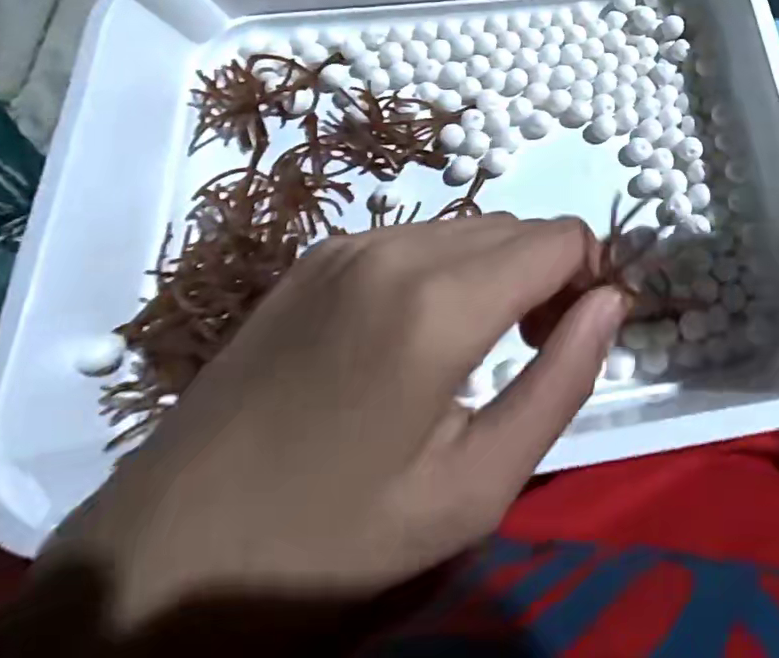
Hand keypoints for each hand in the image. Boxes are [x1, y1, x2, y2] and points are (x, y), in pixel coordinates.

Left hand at [41, 215, 625, 637]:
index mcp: (436, 304)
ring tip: (483, 347)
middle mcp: (392, 248)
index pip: (560, 238)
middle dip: (551, 273)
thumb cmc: (334, 541)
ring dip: (501, 270)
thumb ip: (562, 382)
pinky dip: (449, 268)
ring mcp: (346, 245)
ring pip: (468, 227)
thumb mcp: (476, 486)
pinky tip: (422, 334)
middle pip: (517, 227)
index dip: (593, 276)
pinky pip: (415, 238)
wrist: (167, 551)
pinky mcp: (315, 258)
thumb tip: (611, 304)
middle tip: (538, 350)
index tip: (582, 334)